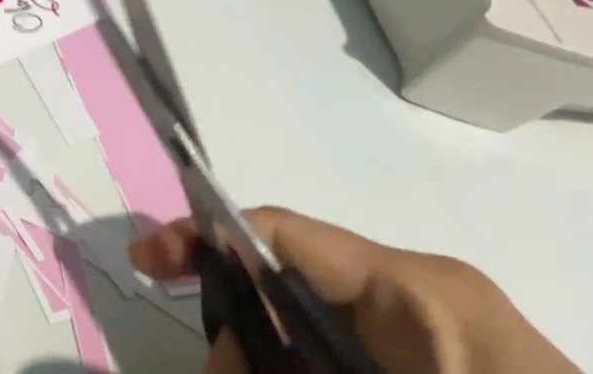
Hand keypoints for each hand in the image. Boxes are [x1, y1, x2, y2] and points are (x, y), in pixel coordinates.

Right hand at [129, 209, 579, 373]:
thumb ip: (295, 358)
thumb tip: (219, 356)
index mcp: (412, 283)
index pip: (282, 231)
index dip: (205, 237)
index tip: (148, 262)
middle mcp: (420, 287)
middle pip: (291, 284)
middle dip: (241, 328)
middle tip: (214, 371)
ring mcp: (438, 324)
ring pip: (317, 323)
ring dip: (273, 354)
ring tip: (244, 372)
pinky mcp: (444, 353)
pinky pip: (350, 345)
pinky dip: (311, 360)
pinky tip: (286, 370)